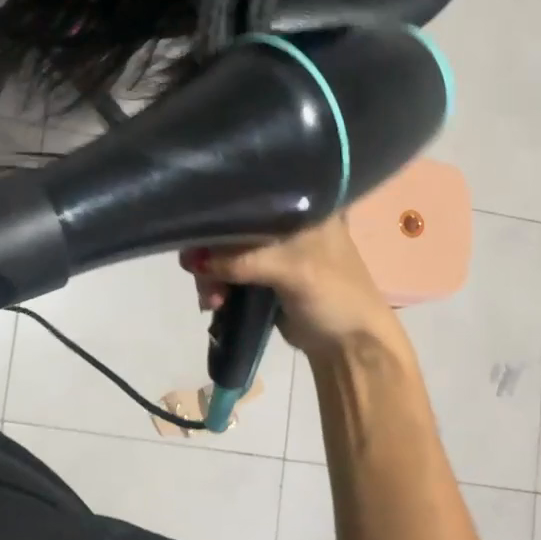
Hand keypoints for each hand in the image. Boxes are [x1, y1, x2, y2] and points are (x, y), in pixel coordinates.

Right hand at [179, 217, 398, 354]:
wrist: (350, 346)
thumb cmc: (335, 296)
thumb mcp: (291, 271)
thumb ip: (241, 260)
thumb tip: (190, 261)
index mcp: (303, 204)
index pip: (250, 193)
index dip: (220, 210)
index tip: (195, 231)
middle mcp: (285, 219)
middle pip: (230, 224)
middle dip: (210, 252)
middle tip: (202, 278)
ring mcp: (272, 248)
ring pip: (224, 250)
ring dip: (210, 275)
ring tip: (213, 302)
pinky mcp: (262, 273)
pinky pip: (226, 271)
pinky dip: (215, 285)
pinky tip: (214, 303)